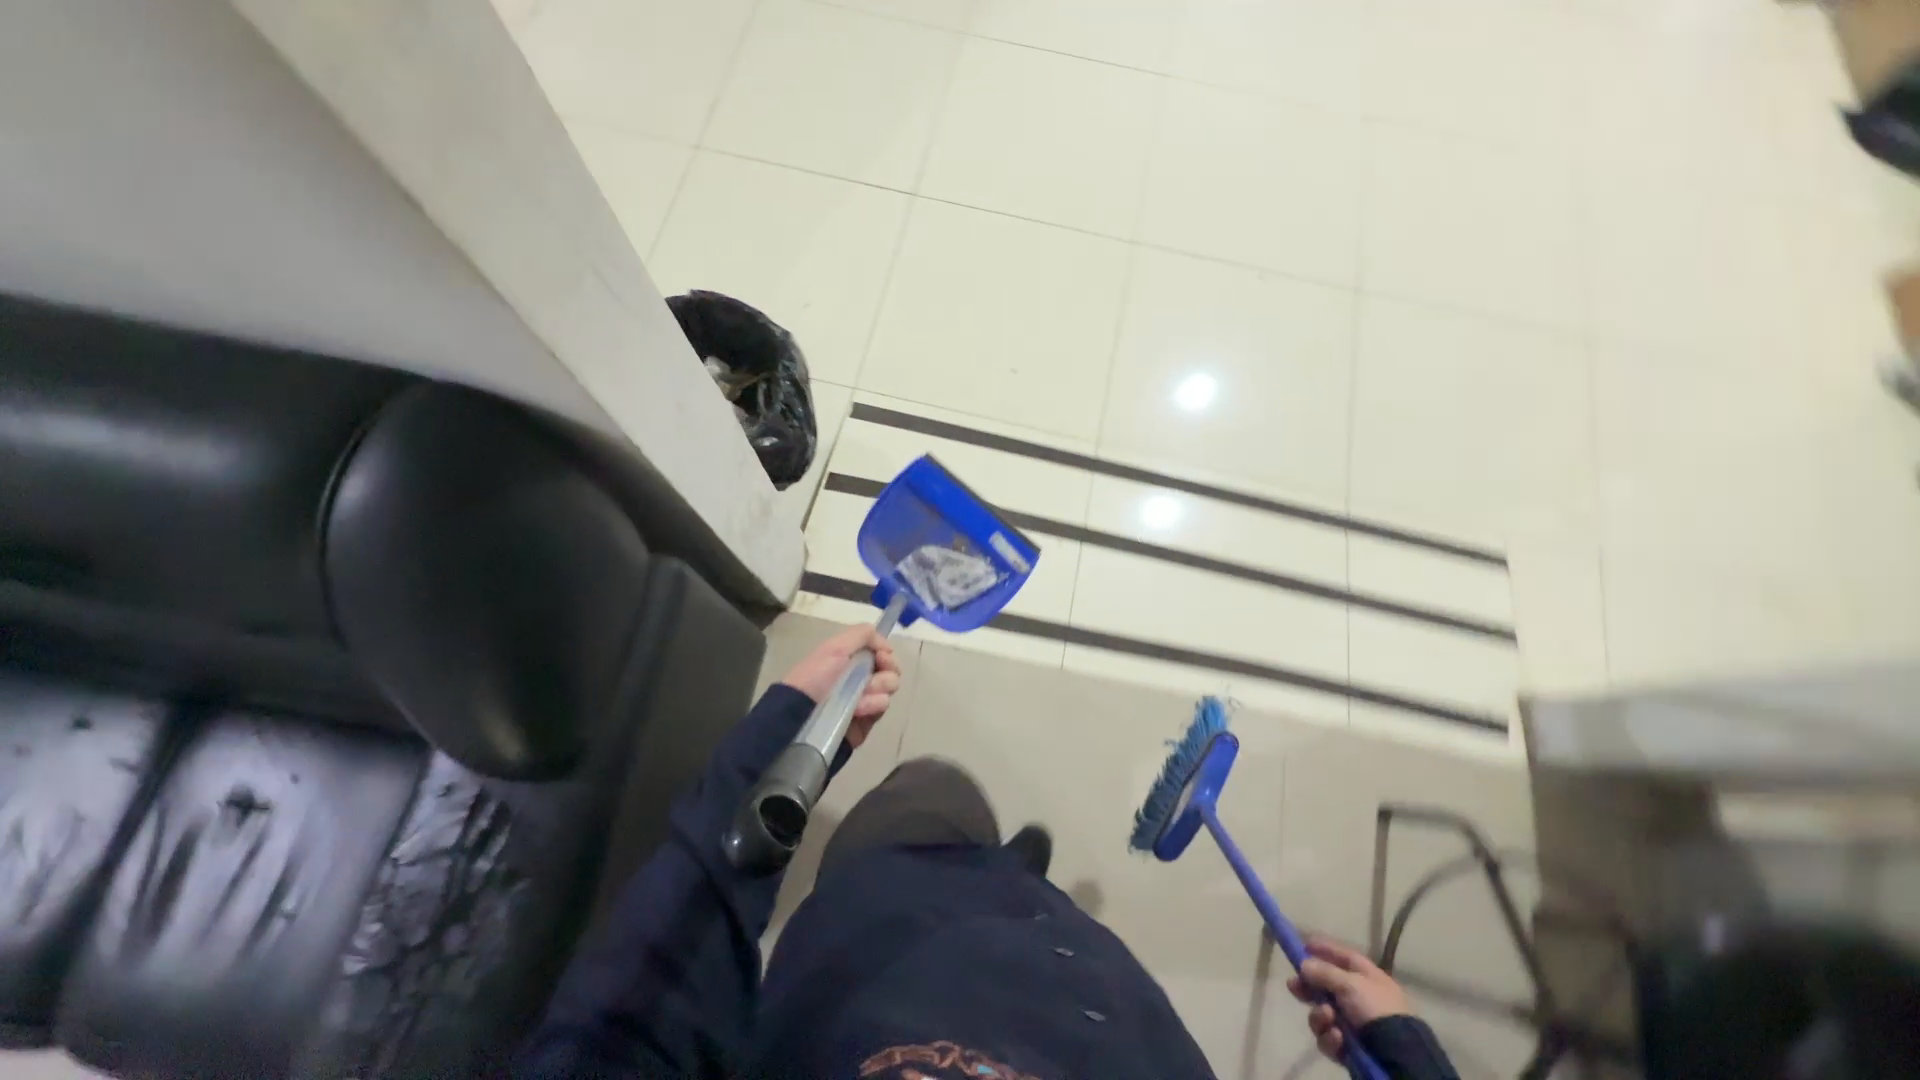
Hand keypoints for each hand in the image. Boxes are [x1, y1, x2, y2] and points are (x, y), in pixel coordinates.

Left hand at [778, 624, 900, 748]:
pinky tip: (857, 709)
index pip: (883, 653)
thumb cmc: (817, 676)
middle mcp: (863, 676)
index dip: (886, 654)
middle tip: (869, 679)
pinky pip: (882, 705)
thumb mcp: (835, 646)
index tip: (880, 656)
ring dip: (876, 689)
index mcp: (853, 658)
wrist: (803, 712)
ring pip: (890, 687)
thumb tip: (888, 648)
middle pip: (892, 670)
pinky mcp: (869, 717)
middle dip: (885, 672)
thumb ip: (862, 634)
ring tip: (857, 698)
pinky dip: (872, 705)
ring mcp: (867, 697)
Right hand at [1286, 937, 1410, 1062]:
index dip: (1323, 949)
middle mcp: (1358, 998)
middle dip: (1308, 988)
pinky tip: (1338, 1038)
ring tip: (1328, 1017)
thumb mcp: (1350, 984)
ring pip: (1321, 1014)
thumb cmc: (1375, 1009)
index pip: (1342, 956)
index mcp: (1367, 977)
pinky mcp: (1348, 1047)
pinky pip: (1328, 1038)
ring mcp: (1352, 1024)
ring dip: (1320, 1015)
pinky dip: (1330, 1037)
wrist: (1397, 1055)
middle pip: (1324, 987)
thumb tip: (1303, 964)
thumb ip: (1324, 972)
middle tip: (1294, 986)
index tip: (1302, 945)